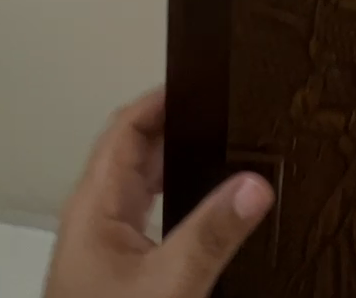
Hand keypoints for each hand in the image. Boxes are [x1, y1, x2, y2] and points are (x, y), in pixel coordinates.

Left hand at [44, 88, 273, 297]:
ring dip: (175, 157)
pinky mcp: (115, 269)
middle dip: (176, 122)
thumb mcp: (167, 288)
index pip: (126, 127)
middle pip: (133, 149)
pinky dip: (175, 191)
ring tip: (227, 142)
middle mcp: (95, 215)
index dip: (161, 97)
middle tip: (230, 107)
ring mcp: (103, 244)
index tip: (207, 78)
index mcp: (95, 204)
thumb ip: (212, 234)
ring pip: (141, 181)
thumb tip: (260, 182)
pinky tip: (207, 203)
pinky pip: (147, 211)